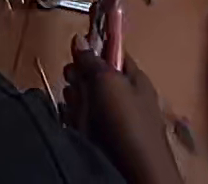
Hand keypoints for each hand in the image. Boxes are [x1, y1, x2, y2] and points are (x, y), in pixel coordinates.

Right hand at [63, 37, 181, 183]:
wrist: (135, 177)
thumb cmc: (128, 124)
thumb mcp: (109, 82)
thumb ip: (92, 59)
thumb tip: (79, 38)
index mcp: (134, 80)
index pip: (111, 52)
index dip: (94, 48)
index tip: (78, 50)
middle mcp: (122, 95)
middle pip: (90, 72)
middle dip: (78, 76)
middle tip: (78, 84)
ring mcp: (110, 117)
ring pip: (80, 94)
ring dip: (75, 99)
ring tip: (79, 111)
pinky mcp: (97, 135)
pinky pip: (76, 115)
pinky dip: (72, 117)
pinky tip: (74, 123)